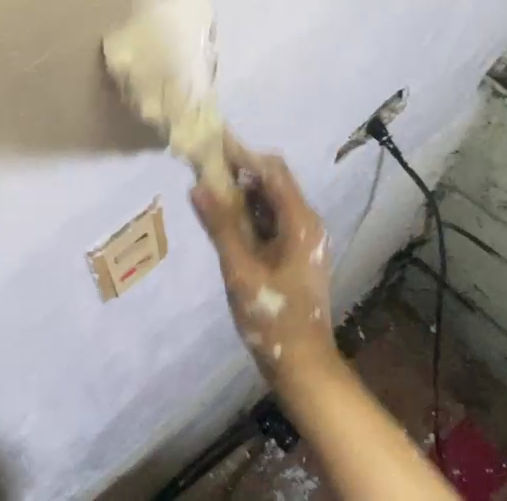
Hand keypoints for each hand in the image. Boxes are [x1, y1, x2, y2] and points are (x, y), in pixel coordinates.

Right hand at [192, 137, 334, 378]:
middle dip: (240, 169)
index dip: (242, 153)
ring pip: (272, 199)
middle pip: (274, 180)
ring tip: (208, 183)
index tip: (212, 141)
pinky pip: (272, 218)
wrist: (304, 365)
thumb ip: (220, 226)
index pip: (271, 170)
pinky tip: (224, 215)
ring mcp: (304, 238)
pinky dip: (250, 211)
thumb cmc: (273, 319)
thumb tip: (198, 185)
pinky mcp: (297, 252)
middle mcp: (307, 222)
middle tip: (204, 163)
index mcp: (300, 222)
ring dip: (243, 190)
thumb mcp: (240, 271)